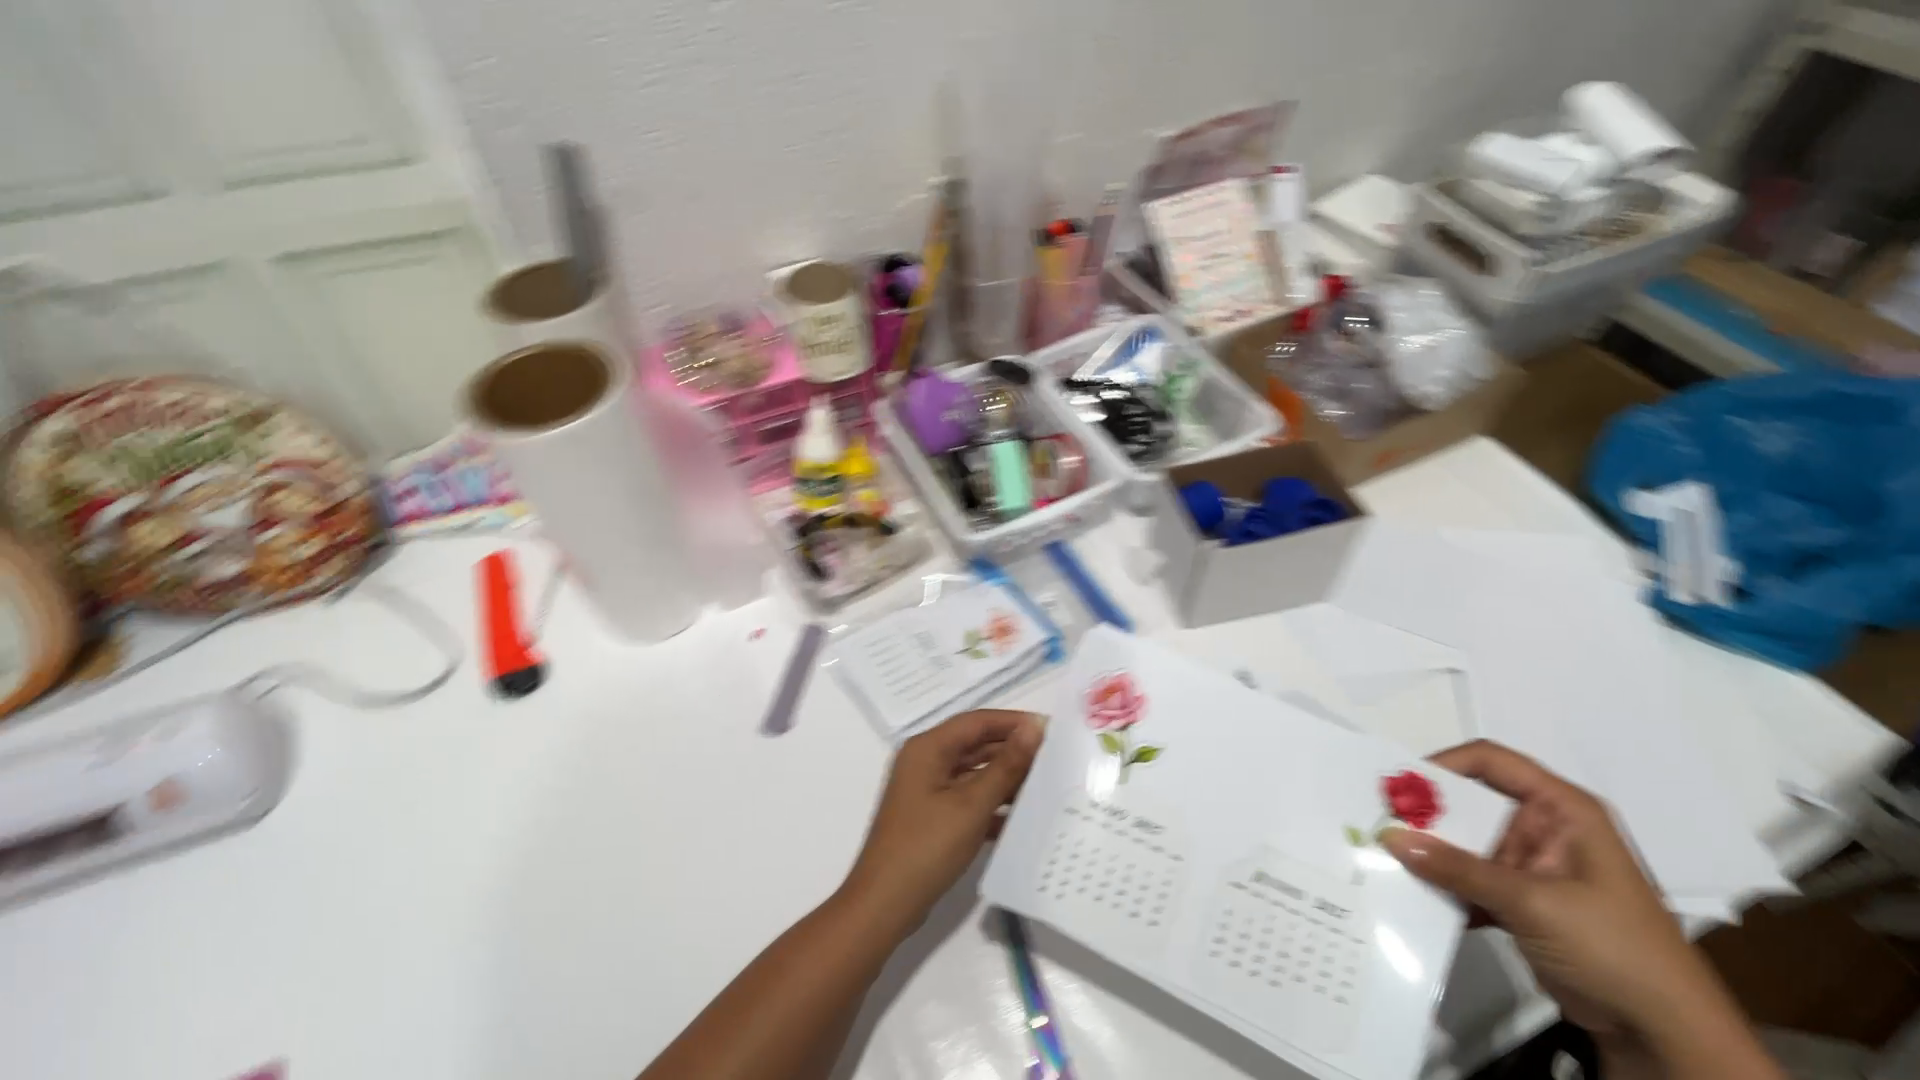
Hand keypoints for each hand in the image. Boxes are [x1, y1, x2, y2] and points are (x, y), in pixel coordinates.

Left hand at [841, 709, 1042, 932]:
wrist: (885, 904)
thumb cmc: (926, 847)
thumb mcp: (971, 805)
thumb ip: (1005, 765)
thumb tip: (1034, 728)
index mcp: (928, 749)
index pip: (977, 722)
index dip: (1014, 722)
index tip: (1053, 730)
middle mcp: (925, 763)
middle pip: (976, 746)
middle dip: (1014, 751)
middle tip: (1057, 759)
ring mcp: (928, 792)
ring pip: (975, 775)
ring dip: (1007, 780)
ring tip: (1049, 787)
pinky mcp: (933, 819)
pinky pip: (969, 801)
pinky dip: (994, 806)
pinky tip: (1025, 819)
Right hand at [1379, 741, 1724, 1038]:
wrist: (1662, 1029)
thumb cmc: (1613, 945)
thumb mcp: (1532, 902)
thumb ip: (1459, 869)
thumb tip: (1391, 837)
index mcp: (1561, 810)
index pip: (1493, 762)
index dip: (1444, 764)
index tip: (1398, 785)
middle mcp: (1544, 829)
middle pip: (1472, 804)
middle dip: (1426, 814)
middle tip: (1375, 821)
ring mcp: (1532, 868)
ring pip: (1465, 845)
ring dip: (1429, 855)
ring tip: (1381, 859)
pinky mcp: (1520, 905)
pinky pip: (1469, 883)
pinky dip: (1443, 889)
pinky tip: (1409, 898)